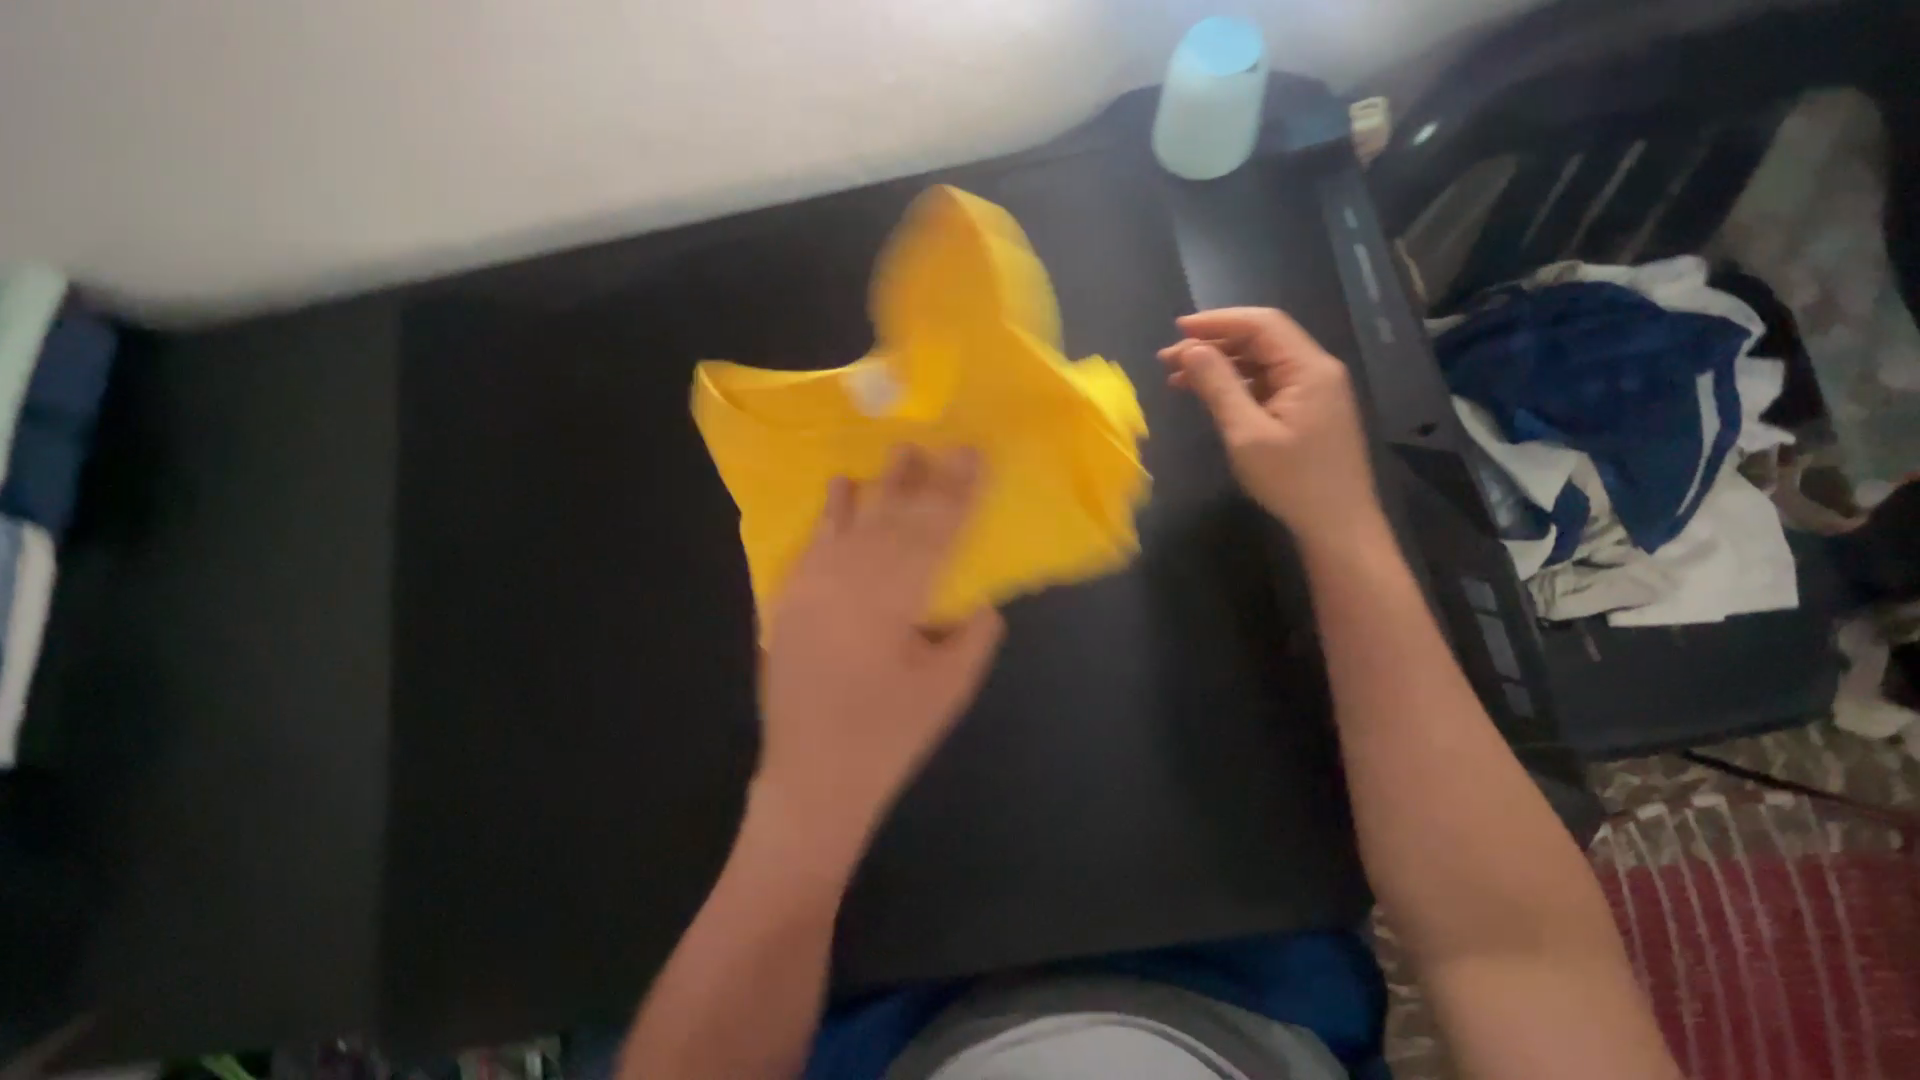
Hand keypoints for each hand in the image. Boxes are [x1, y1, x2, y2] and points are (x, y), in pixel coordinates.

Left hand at [756, 445, 1004, 844]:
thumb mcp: (949, 689)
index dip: (958, 491)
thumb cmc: (888, 736)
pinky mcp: (790, 602)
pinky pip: (813, 544)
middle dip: (920, 479)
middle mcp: (850, 577)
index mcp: (894, 596)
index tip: (974, 454)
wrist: (812, 778)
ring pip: (852, 522)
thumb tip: (981, 600)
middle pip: (893, 517)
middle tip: (939, 443)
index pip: (935, 531)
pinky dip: (828, 514)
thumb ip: (972, 635)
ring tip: (896, 453)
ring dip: (877, 486)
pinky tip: (838, 489)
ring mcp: (813, 586)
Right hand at [1160, 307, 1387, 549]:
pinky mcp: (1310, 410)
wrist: (1338, 525)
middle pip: (1263, 339)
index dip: (1217, 321)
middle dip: (1215, 343)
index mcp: (1308, 368)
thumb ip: (1219, 386)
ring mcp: (1316, 390)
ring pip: (1264, 362)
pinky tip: (1210, 395)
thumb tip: (1191, 350)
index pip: (1262, 324)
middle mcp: (1317, 369)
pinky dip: (1238, 384)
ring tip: (1180, 378)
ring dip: (1223, 364)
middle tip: (1169, 359)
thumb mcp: (1247, 434)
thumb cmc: (1292, 481)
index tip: (1177, 329)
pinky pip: (1269, 383)